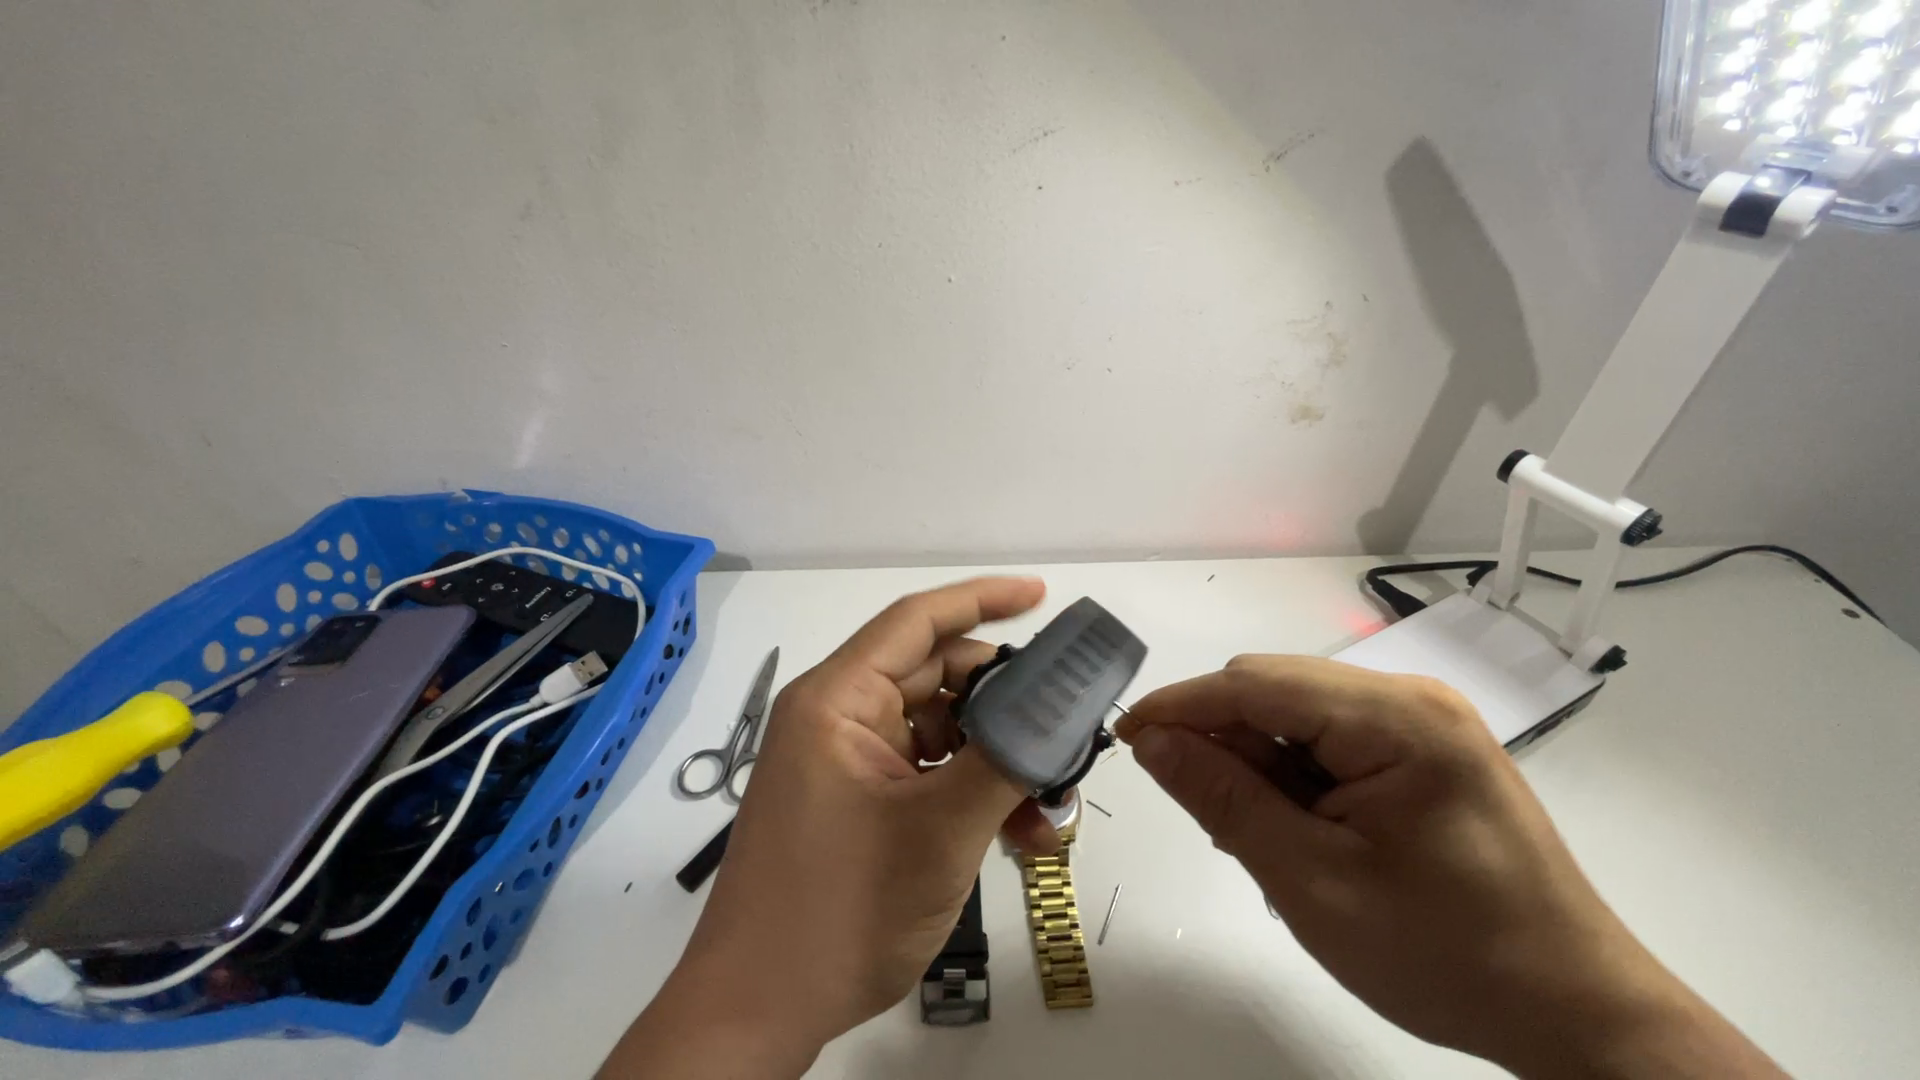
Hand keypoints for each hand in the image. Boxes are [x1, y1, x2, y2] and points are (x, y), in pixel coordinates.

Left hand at [600, 578, 1054, 1078]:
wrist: (761, 1009)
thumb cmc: (842, 910)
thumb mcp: (941, 830)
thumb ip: (1008, 755)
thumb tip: (1062, 702)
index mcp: (838, 700)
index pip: (916, 622)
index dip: (982, 599)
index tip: (1042, 596)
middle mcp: (839, 718)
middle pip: (937, 680)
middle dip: (1007, 707)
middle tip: (1068, 736)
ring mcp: (847, 763)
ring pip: (940, 734)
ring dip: (997, 761)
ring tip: (1049, 810)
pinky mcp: (857, 802)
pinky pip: (926, 775)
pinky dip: (972, 794)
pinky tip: (1018, 834)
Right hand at [1115, 656, 1785, 1079]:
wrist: (1575, 1011)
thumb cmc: (1444, 954)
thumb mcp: (1312, 882)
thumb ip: (1224, 799)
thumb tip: (1152, 741)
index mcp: (1395, 718)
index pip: (1255, 684)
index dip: (1180, 706)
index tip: (1124, 739)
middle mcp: (1412, 699)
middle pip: (1276, 692)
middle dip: (1220, 739)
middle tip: (1200, 810)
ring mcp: (1424, 724)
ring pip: (1297, 716)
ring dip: (1257, 763)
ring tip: (1257, 836)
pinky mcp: (1426, 752)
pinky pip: (1330, 740)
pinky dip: (1293, 775)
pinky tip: (1295, 828)